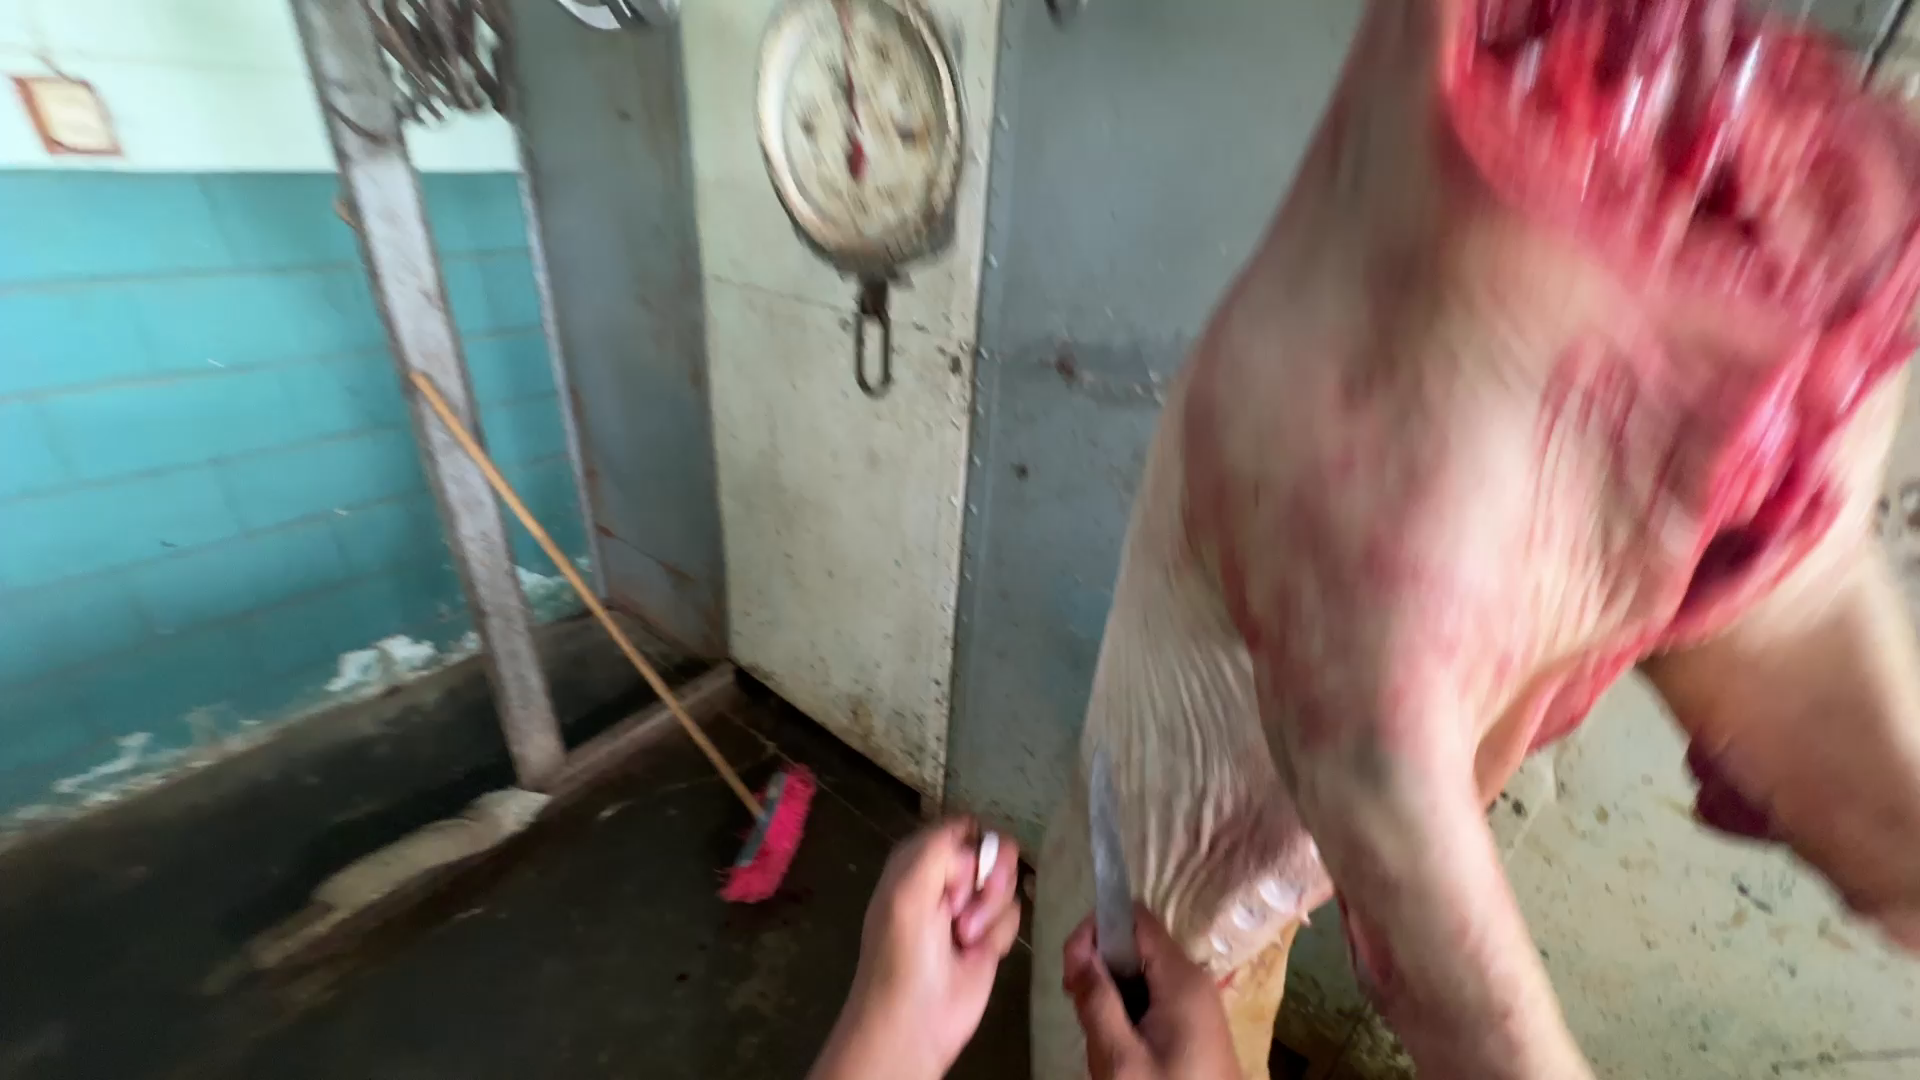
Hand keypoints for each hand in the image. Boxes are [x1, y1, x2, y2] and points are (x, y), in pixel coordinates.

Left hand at [808, 817, 1021, 1079]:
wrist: (914, 1023)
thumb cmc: (903, 953)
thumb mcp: (908, 889)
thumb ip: (938, 847)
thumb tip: (975, 842)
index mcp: (920, 858)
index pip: (963, 826)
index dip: (971, 846)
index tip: (963, 871)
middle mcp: (947, 877)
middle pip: (993, 849)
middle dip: (988, 878)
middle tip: (964, 907)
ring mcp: (970, 906)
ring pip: (1007, 881)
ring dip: (991, 910)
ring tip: (964, 937)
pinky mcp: (990, 935)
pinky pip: (1014, 914)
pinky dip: (999, 933)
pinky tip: (976, 952)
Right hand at [1063, 905, 1240, 1079]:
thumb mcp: (1120, 1060)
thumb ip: (1096, 999)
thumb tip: (1078, 950)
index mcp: (1181, 977)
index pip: (1132, 917)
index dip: (1096, 930)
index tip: (1071, 969)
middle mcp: (1193, 979)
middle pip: (1135, 942)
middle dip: (1099, 963)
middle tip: (1075, 1001)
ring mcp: (1197, 1004)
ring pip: (1141, 971)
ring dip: (1110, 989)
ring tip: (1093, 1027)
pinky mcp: (1194, 1027)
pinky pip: (1153, 996)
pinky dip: (1128, 1007)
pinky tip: (1115, 1040)